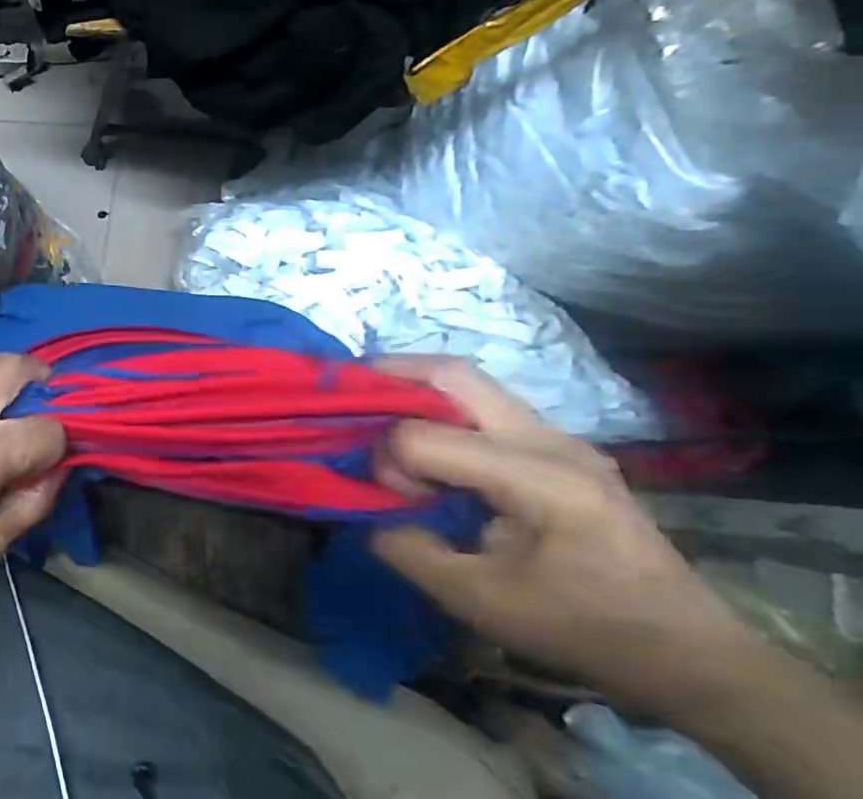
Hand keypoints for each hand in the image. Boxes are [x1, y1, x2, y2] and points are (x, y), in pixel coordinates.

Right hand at [368, 357, 761, 714]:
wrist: (688, 652)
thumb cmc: (581, 628)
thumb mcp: (476, 599)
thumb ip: (403, 545)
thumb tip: (360, 504)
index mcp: (540, 479)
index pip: (425, 437)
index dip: (387, 461)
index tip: (388, 498)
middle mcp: (551, 441)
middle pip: (453, 375)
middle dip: (385, 376)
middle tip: (340, 396)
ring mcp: (559, 438)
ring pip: (466, 383)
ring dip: (409, 390)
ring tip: (369, 415)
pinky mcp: (556, 448)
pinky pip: (481, 406)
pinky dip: (434, 409)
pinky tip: (415, 437)